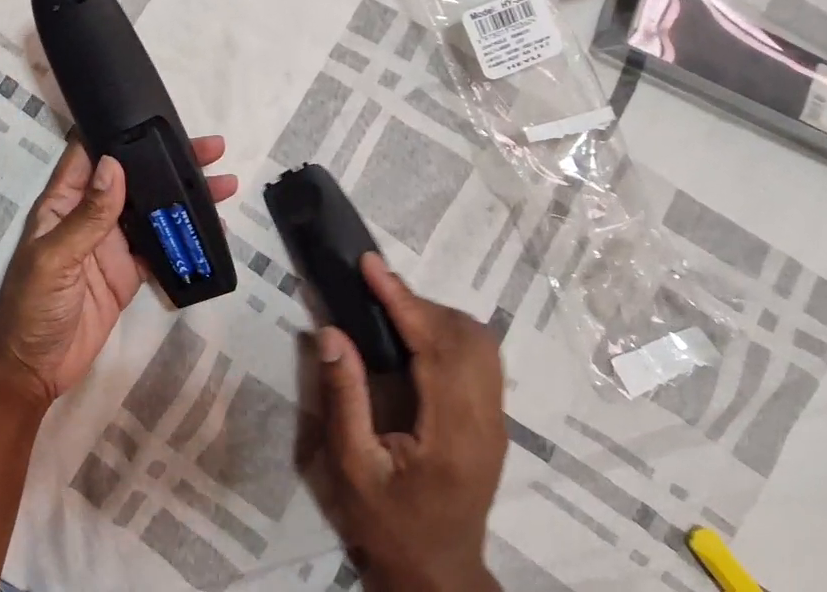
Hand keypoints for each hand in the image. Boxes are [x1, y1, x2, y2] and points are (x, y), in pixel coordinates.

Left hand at [0, 137, 237, 407]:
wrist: (35, 368)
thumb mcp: (55, 258)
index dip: (119, 134)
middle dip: (167, 162)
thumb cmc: (32, 307)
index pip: (89, 156)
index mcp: (62, 204)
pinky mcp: (128, 274)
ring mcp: (111, 246)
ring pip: (151, 211)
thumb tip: (115, 165)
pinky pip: (160, 248)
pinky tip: (211, 227)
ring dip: (183, 197)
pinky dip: (184, 237)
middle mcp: (88, 217)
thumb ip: (87, 216)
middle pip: (131, 179)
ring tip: (224, 184)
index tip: (155, 117)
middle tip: (211, 149)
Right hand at [301, 254, 505, 591]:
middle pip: (468, 336)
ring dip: (435, 315)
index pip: (436, 348)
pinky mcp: (491, 422)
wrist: (436, 571)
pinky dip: (445, 332)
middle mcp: (486, 421)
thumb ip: (344, 397)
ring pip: (480, 343)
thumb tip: (331, 332)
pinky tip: (411, 334)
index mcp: (452, 434)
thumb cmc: (387, 523)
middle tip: (372, 288)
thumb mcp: (351, 466)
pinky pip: (478, 359)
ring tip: (388, 306)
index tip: (370, 266)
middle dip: (420, 302)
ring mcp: (495, 422)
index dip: (403, 300)